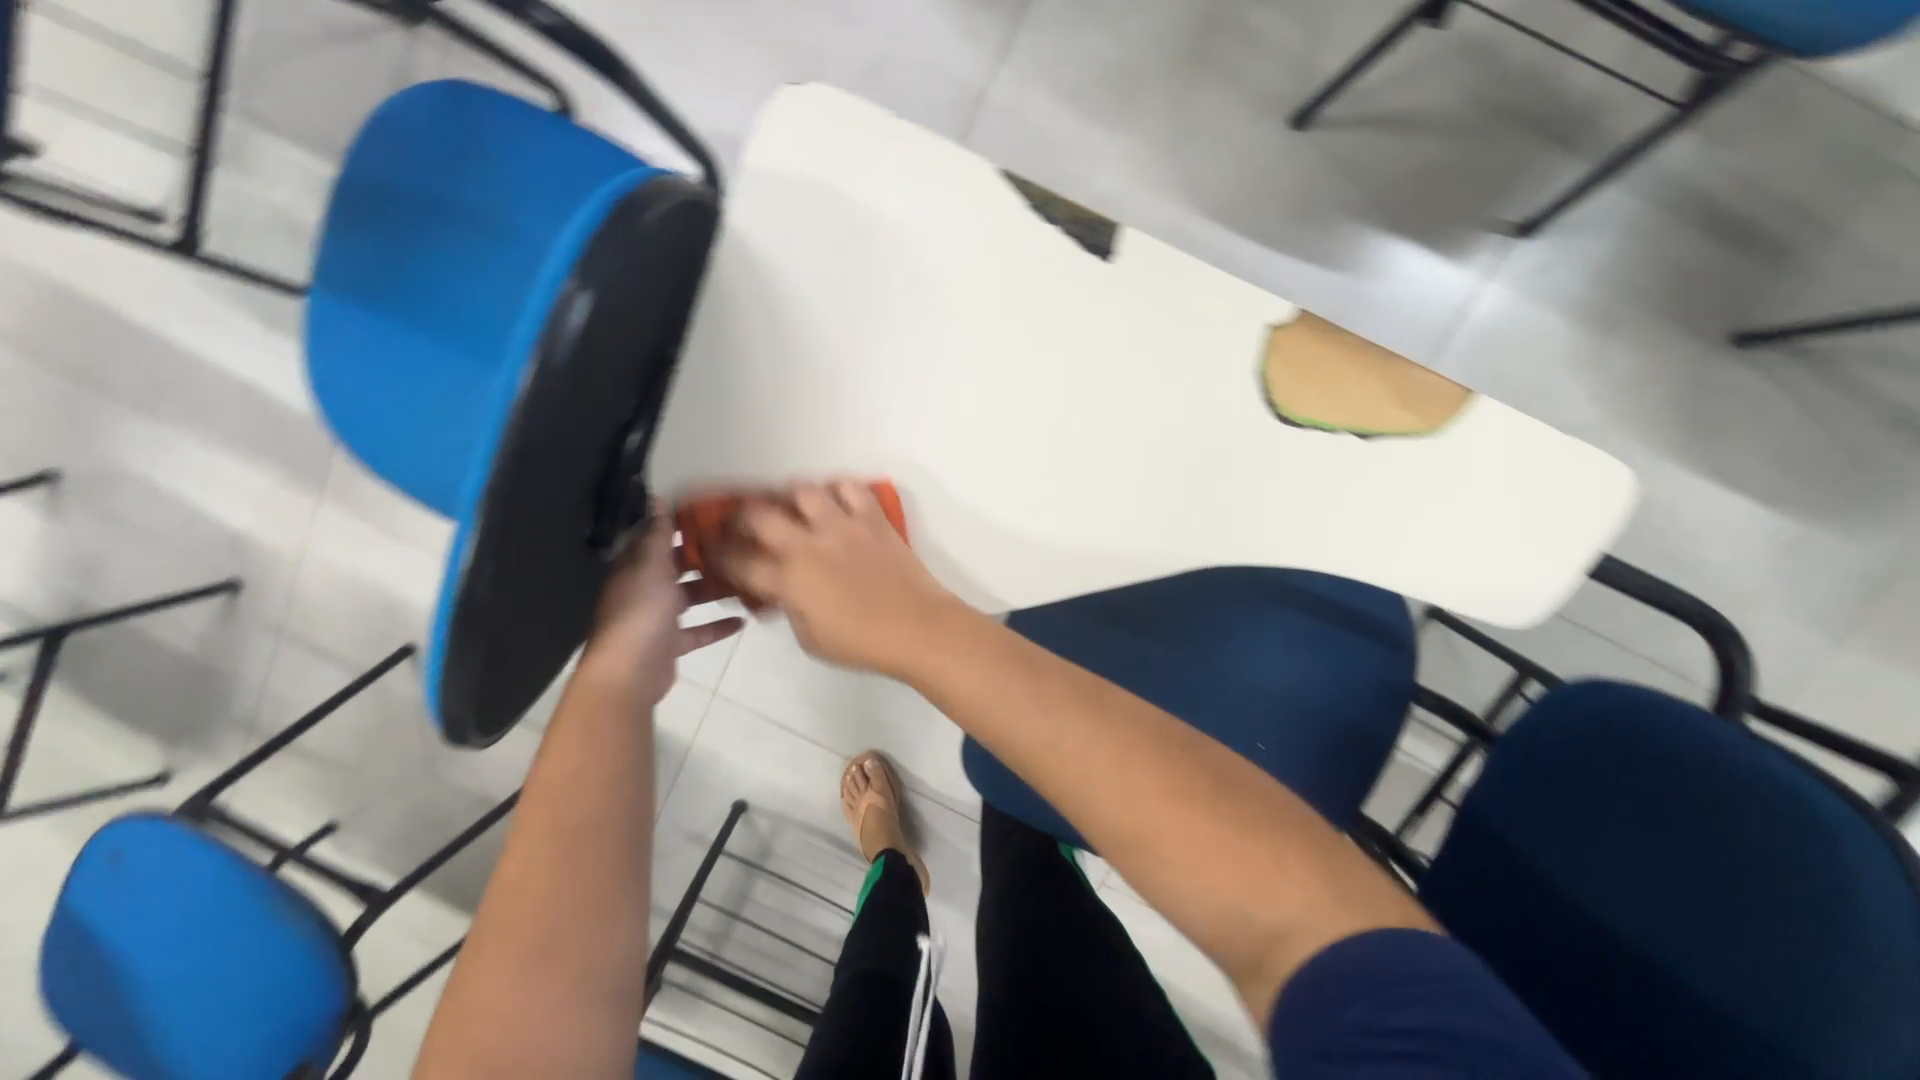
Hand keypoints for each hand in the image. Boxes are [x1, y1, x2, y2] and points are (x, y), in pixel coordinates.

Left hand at [584, 509, 744, 703]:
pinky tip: (742, 620)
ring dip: (714, 589)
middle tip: (738, 542)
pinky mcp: (671, 644)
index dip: (679, 524)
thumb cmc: (641, 612)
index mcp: (635, 568)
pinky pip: (697, 631)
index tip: (712, 512)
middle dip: (703, 556)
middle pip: (675, 567)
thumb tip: (656, 497)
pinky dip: (717, 626)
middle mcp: (643, 589)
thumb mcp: (651, 566)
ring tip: (746, 577)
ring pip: (689, 598)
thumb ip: (657, 534)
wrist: (630, 672)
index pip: (656, 538)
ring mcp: (657, 619)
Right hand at [716, 480, 972, 677]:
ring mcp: (842, 527)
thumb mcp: (811, 640)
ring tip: (791, 503)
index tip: (713, 550)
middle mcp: (809, 545)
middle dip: (742, 516)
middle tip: (744, 520)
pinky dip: (839, 489)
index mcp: (789, 580)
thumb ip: (790, 610)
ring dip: (790, 495)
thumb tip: (780, 594)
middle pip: (760, 516)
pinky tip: (836, 500)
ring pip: (804, 490)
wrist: (918, 628)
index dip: (720, 555)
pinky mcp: (873, 519)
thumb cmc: (862, 644)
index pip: (740, 562)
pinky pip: (851, 488)